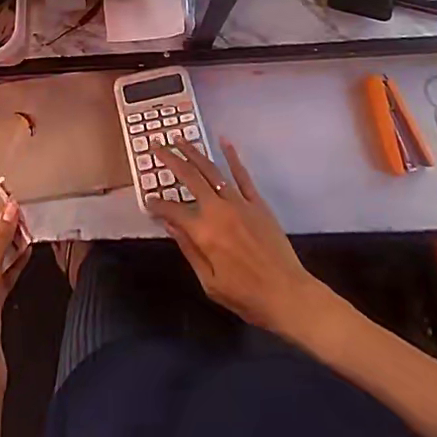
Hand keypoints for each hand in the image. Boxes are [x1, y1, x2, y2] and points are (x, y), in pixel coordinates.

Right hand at [147, 141, 333, 338]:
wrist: (288, 294)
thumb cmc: (246, 296)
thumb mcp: (209, 282)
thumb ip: (189, 250)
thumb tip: (170, 225)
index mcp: (203, 232)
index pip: (172, 210)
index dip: (157, 204)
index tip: (148, 200)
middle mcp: (218, 210)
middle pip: (189, 177)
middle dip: (170, 160)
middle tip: (156, 147)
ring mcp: (239, 202)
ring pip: (212, 170)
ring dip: (194, 153)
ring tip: (179, 140)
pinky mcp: (257, 202)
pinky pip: (242, 175)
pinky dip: (232, 157)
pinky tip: (224, 142)